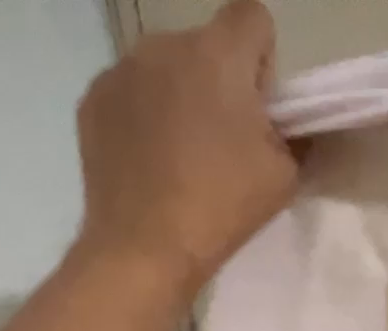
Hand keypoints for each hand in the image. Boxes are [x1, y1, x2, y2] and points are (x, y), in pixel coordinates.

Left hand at [74, 0, 299, 295]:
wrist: (142, 250)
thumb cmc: (219, 209)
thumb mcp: (284, 176)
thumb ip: (295, 135)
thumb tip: (288, 127)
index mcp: (218, 53)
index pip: (253, 18)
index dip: (262, 62)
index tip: (256, 111)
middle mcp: (164, 45)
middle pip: (206, 46)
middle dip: (218, 82)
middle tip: (220, 144)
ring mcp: (121, 71)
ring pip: (165, 69)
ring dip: (178, 97)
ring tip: (178, 158)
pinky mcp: (91, 102)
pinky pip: (130, 94)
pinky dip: (142, 117)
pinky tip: (146, 164)